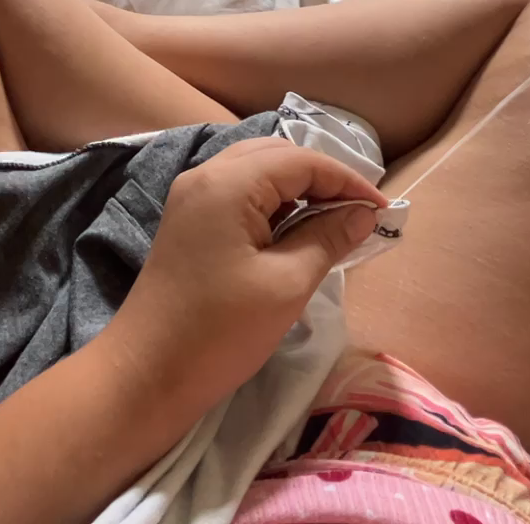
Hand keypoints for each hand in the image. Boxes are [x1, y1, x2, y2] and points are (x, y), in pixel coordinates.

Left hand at [97, 138, 385, 420]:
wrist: (146, 373)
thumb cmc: (220, 331)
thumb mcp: (286, 285)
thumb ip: (327, 238)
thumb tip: (362, 214)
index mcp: (228, 183)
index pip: (300, 160)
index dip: (346, 180)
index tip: (382, 210)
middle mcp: (206, 175)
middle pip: (276, 155)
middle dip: (321, 178)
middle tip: (358, 213)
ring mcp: (192, 195)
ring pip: (256, 170)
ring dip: (296, 188)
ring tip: (332, 221)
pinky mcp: (188, 219)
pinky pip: (238, 192)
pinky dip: (271, 202)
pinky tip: (293, 229)